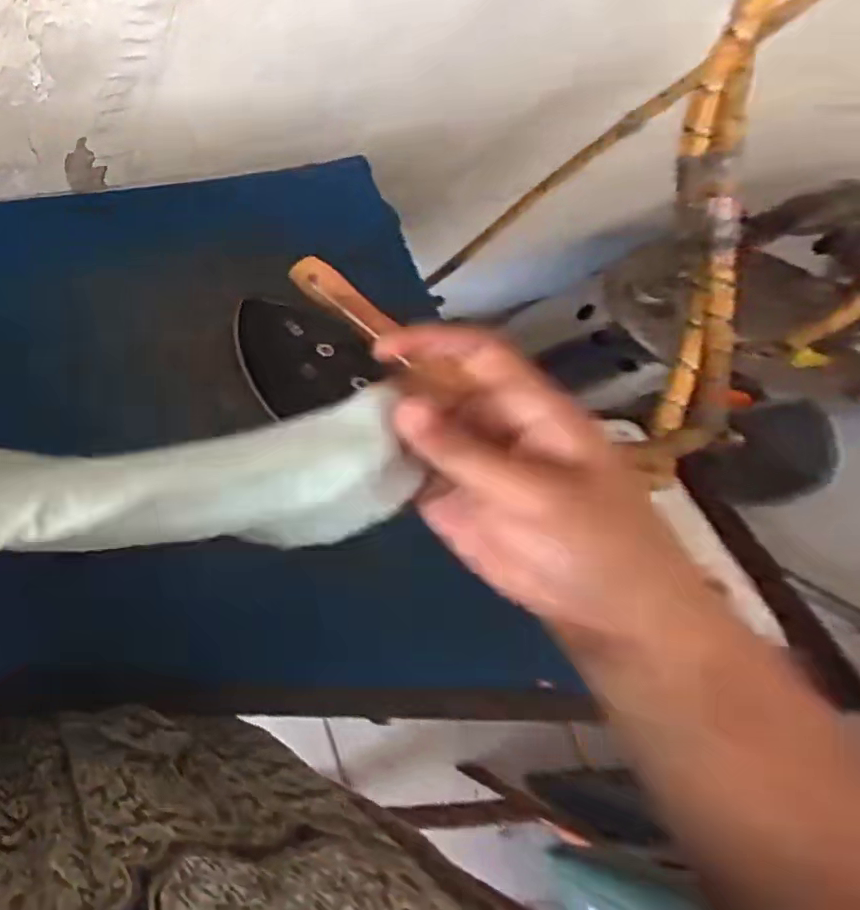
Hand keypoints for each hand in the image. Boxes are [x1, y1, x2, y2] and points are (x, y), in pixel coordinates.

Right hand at [374, 325, 720, 642]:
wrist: (606, 612)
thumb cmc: (594, 544)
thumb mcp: (533, 495)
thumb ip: (462, 452)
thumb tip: (398, 406)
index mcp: (530, 411)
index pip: (479, 356)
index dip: (431, 342)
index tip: (380, 350)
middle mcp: (491, 424)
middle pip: (435, 385)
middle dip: (396, 385)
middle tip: (357, 405)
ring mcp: (464, 457)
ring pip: (412, 422)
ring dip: (380, 422)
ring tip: (349, 431)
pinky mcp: (441, 489)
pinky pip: (402, 461)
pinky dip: (377, 456)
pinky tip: (354, 460)